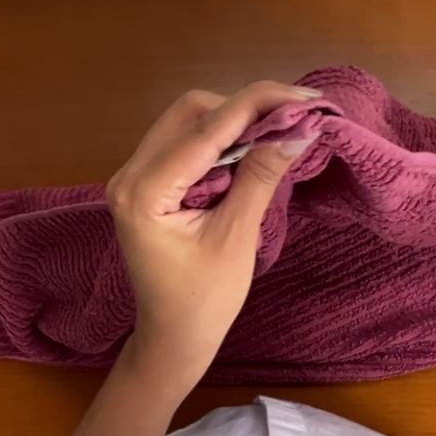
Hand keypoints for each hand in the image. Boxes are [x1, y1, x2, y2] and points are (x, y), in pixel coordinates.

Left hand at [106, 81, 319, 392]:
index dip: (259, 104)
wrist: (173, 337)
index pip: (207, 127)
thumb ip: (260, 175)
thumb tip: (299, 126)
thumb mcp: (236, 237)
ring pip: (187, 123)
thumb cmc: (204, 301)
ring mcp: (132, 178)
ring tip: (277, 137)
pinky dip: (218, 142)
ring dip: (234, 124)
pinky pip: (183, 145)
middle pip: (192, 112)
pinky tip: (249, 152)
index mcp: (144, 192)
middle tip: (294, 121)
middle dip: (245, 110)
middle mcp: (128, 175)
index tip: (307, 98)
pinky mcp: (144, 185)